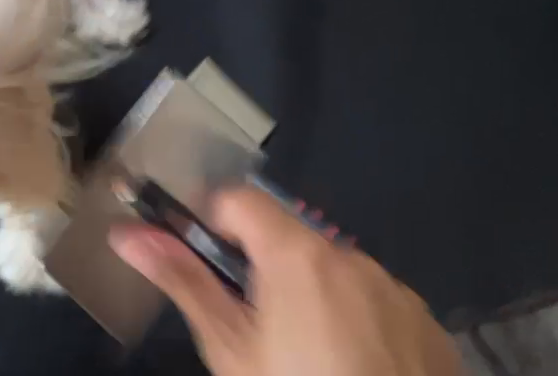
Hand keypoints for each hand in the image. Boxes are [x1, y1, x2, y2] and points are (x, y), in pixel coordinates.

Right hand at [111, 186, 461, 375]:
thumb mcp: (230, 350)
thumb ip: (181, 279)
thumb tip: (124, 232)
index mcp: (297, 253)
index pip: (237, 199)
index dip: (213, 224)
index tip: (209, 269)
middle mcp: (350, 257)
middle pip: (286, 235)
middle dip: (261, 265)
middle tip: (253, 325)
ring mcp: (399, 294)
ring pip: (333, 270)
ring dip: (311, 292)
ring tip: (308, 357)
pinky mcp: (433, 330)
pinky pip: (378, 304)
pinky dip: (358, 321)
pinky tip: (355, 371)